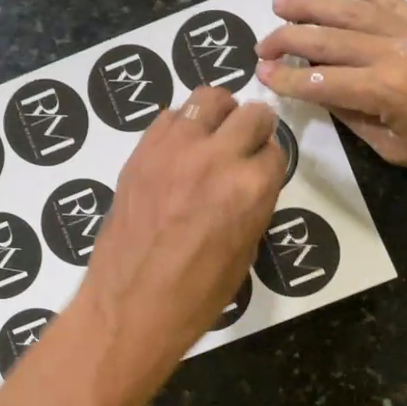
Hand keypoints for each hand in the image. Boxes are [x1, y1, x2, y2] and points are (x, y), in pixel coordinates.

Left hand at [75, 86, 283, 375]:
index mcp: (251, 188)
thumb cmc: (196, 295)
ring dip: (218, 114)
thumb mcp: (245, 252)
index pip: (276, 151)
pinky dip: (181, 126)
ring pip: (208, 99)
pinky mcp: (141, 151)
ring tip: (212, 136)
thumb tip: (250, 181)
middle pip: (250, 114)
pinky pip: (169, 116)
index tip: (259, 172)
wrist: (130, 307)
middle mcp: (217, 158)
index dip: (268, 162)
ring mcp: (174, 149)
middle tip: (243, 147)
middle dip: (253, 129)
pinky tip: (178, 151)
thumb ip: (253, 205)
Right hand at [254, 0, 406, 199]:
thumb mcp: (395, 150)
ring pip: (351, 12)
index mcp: (388, 91)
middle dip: (289, 40)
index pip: (322, 80)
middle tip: (260, 45)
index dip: (289, 79)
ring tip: (281, 3)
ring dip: (312, 5)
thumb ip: (355, 118)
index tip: (262, 75)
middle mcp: (397, 52)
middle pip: (329, 40)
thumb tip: (323, 94)